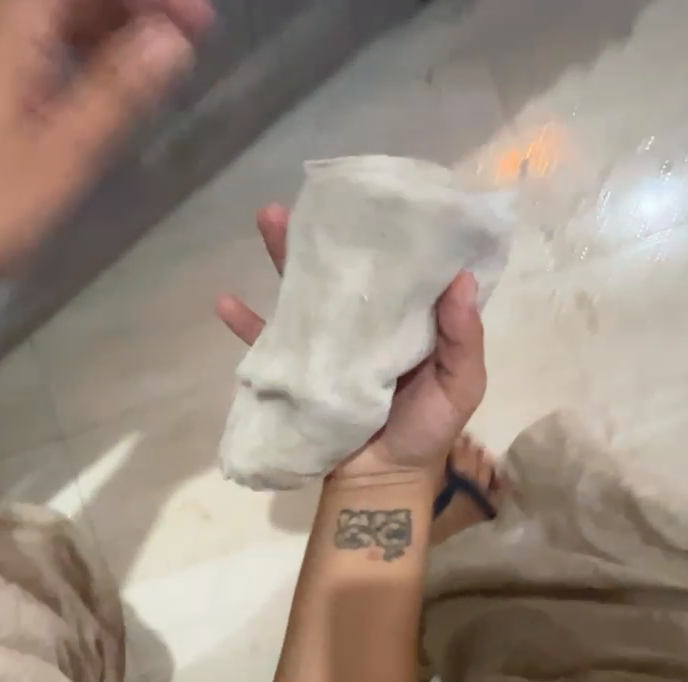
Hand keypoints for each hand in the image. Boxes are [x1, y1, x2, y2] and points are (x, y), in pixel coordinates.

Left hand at [0, 0, 211, 291]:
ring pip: (51, 16)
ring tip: (157, 62)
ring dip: (107, 27)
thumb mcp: (61, 156)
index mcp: (9, 21)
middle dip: (133, 4)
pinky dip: (74, 55)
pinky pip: (31, 45)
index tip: (198, 20)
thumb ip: (118, 92)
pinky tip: (101, 87)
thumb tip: (173, 39)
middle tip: (190, 38)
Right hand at [216, 203, 489, 479]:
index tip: (381, 196)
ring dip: (282, 260)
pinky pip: (268, 344)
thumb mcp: (460, 385)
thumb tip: (458, 278)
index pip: (401, 267)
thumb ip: (462, 338)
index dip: (392, 232)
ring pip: (304, 294)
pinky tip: (225, 302)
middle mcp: (367, 324)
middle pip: (343, 271)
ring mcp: (329, 346)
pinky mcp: (299, 370)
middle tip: (306, 197)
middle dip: (324, 233)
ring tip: (266, 221)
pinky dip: (246, 325)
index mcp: (409, 322)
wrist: (380, 480)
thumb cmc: (427, 432)